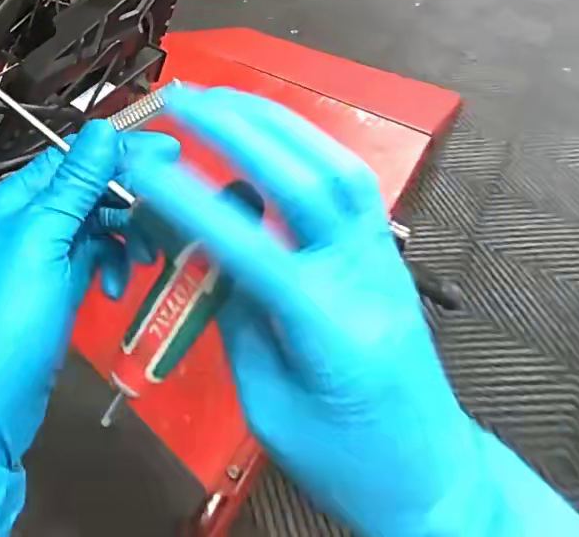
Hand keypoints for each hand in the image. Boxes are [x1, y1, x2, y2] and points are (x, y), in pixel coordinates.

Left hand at [0, 121, 171, 535]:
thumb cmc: (5, 321)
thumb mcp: (43, 241)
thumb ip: (74, 185)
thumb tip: (102, 129)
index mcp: (20, 197)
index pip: (77, 154)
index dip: (122, 151)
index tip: (170, 154)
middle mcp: (30, 217)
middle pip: (90, 187)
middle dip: (129, 199)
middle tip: (166, 220)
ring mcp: (43, 253)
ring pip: (97, 222)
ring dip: (126, 235)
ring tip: (146, 260)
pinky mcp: (56, 285)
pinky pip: (93, 256)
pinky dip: (111, 264)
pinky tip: (118, 287)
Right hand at [132, 86, 578, 536]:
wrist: (434, 483)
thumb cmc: (342, 460)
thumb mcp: (266, 400)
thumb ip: (233, 309)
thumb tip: (199, 237)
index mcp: (329, 328)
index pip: (250, 246)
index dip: (190, 200)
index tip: (144, 165)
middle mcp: (363, 275)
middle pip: (302, 183)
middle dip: (236, 130)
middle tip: (182, 99)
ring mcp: (381, 254)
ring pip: (333, 165)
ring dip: (271, 120)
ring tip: (220, 97)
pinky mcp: (383, 246)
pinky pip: (344, 176)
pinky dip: (299, 138)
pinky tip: (265, 125)